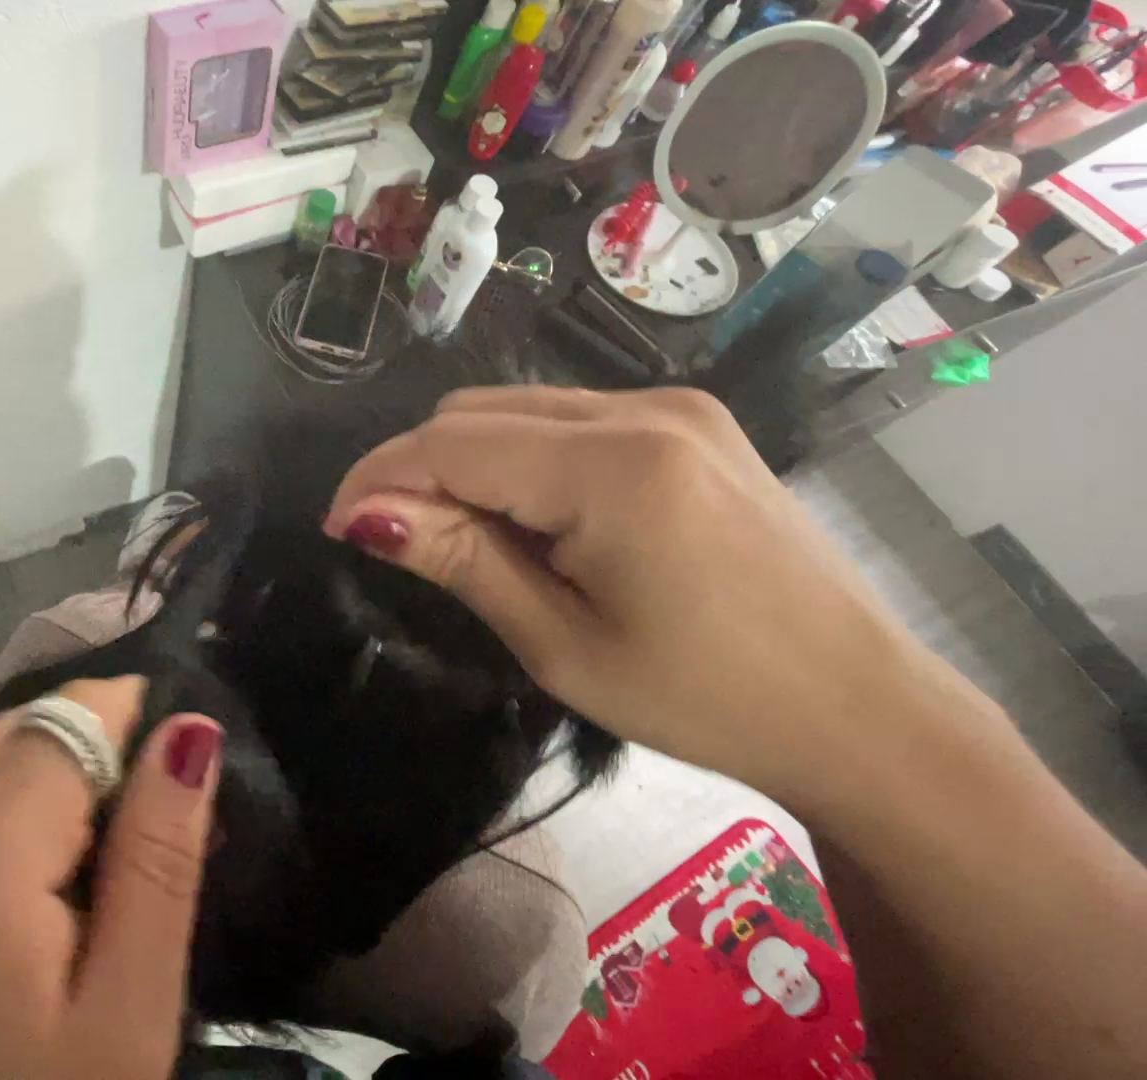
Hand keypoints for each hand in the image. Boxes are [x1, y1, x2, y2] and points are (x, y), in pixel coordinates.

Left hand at [0, 677, 223, 1079]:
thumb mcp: (122, 1014)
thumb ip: (157, 860)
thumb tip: (190, 729)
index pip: (70, 717)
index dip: (130, 729)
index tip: (166, 786)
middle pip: (22, 733)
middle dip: (84, 774)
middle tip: (118, 874)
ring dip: (36, 801)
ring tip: (61, 902)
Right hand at [323, 387, 970, 807]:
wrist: (863, 712)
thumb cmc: (704, 699)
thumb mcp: (559, 642)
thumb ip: (460, 560)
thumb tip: (366, 516)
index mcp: (613, 467)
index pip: (451, 443)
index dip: (377, 478)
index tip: (335, 528)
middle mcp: (645, 410)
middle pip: (478, 411)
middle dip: (416, 469)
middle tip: (398, 545)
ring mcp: (676, 408)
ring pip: (519, 408)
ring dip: (465, 463)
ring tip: (464, 542)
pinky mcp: (692, 424)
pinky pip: (568, 420)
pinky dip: (519, 460)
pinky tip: (532, 521)